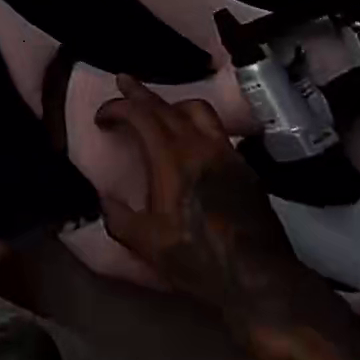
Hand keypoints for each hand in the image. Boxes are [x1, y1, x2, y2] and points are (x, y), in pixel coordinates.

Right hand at [93, 75, 291, 290]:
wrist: (258, 278)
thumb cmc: (196, 258)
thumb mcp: (144, 243)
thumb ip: (116, 216)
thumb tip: (104, 200)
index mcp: (171, 159)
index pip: (140, 115)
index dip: (116, 108)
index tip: (101, 118)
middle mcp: (199, 146)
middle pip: (166, 105)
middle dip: (140, 93)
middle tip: (124, 81)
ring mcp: (226, 153)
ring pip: (198, 109)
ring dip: (172, 104)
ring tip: (161, 110)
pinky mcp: (244, 167)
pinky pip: (217, 130)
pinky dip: (196, 124)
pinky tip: (192, 140)